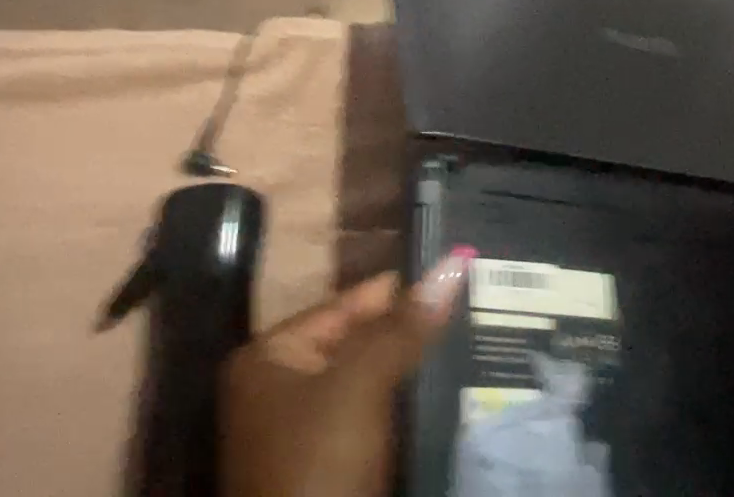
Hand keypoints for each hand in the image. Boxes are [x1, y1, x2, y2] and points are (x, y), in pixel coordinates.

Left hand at [221, 250, 471, 496]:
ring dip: (408, 367)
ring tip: (464, 337)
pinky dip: (402, 406)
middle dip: (405, 328)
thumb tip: (453, 264)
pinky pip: (371, 419)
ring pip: (366, 382)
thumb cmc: (318, 461)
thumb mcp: (359, 383)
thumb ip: (403, 326)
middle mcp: (278, 389)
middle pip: (354, 342)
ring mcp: (302, 433)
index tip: (449, 271)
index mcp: (268, 357)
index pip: (341, 306)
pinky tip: (441, 390)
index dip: (395, 289)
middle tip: (466, 303)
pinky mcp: (327, 469)